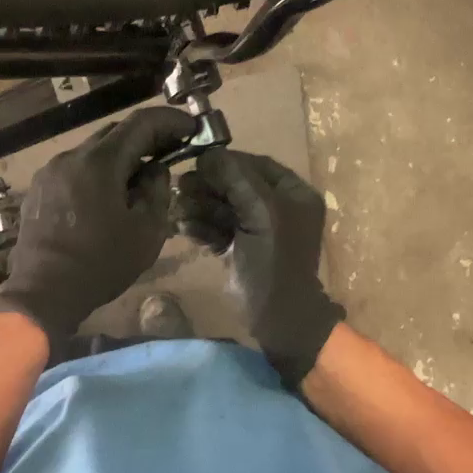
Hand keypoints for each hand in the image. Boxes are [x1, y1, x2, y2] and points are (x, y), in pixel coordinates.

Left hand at [0, 107, 196, 341]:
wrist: (43, 292)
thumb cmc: (101, 264)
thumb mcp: (147, 232)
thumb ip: (158, 192)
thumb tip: (155, 170)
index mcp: (99, 162)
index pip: (140, 123)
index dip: (169, 121)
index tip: (190, 128)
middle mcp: (70, 157)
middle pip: (113, 134)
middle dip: (145, 139)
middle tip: (169, 151)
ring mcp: (50, 173)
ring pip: (92, 154)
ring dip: (119, 160)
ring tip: (139, 181)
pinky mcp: (38, 192)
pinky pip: (74, 172)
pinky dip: (97, 176)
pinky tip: (107, 198)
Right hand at [175, 149, 344, 385]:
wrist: (277, 317)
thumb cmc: (275, 263)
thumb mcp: (262, 213)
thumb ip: (237, 179)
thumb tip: (208, 155)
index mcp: (294, 193)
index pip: (256, 165)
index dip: (226, 162)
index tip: (197, 163)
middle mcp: (278, 207)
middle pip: (235, 185)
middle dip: (208, 187)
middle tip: (180, 187)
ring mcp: (258, 229)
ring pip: (223, 206)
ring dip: (199, 207)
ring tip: (178, 211)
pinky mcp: (240, 247)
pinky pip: (217, 228)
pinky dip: (201, 227)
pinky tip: (184, 229)